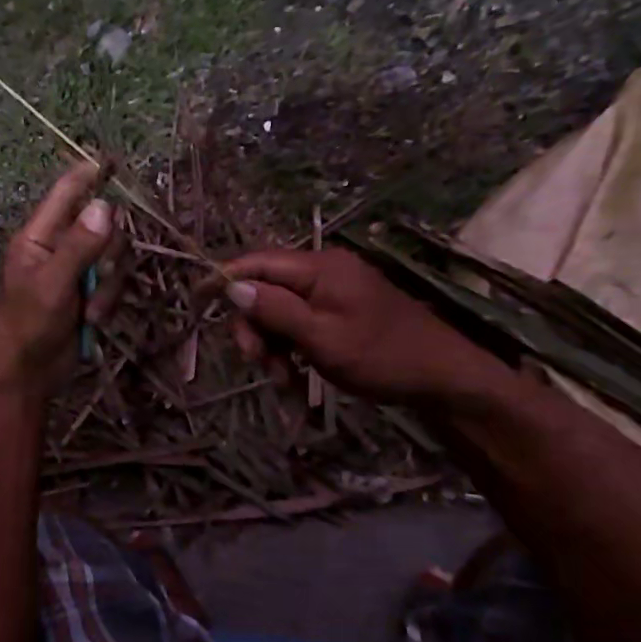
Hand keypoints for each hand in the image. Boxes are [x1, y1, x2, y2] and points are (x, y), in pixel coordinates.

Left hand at [0, 161, 129, 390]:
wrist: (29, 375)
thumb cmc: (29, 326)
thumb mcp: (53, 284)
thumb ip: (79, 245)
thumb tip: (105, 205)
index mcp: (38, 236)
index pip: (65, 194)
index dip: (88, 175)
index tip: (112, 161)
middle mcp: (59, 247)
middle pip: (102, 225)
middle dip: (108, 253)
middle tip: (99, 276)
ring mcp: (76, 271)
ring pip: (113, 256)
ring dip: (108, 286)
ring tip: (91, 312)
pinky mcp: (89, 293)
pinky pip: (114, 282)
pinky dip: (108, 302)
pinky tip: (94, 321)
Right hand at [220, 248, 514, 406]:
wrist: (443, 376)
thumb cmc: (382, 356)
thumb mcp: (321, 338)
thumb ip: (275, 310)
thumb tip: (233, 287)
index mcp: (319, 268)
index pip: (258, 262)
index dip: (224, 278)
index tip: (196, 299)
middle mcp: (324, 271)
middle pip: (267, 289)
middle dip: (255, 327)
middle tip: (257, 364)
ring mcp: (334, 291)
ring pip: (282, 312)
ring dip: (273, 346)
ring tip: (284, 380)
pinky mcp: (342, 310)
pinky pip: (302, 324)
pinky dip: (293, 349)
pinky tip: (297, 376)